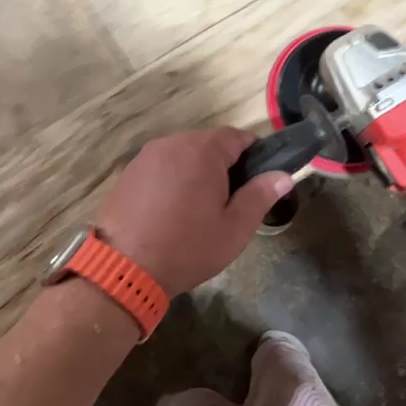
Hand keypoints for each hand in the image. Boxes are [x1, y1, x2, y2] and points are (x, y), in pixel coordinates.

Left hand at [93, 127, 293, 295]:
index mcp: (203, 151)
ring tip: (198, 211)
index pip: (238, 137)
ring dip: (196, 174)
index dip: (254, 157)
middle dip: (223, 166)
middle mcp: (172, 143)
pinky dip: (172, 182)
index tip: (257, 183)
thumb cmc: (187, 247)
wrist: (122, 268)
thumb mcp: (234, 228)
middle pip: (208, 144)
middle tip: (229, 204)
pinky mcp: (128, 173)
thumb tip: (283, 175)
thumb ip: (260, 196)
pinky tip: (171, 212)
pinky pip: (161, 168)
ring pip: (183, 156)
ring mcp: (146, 156)